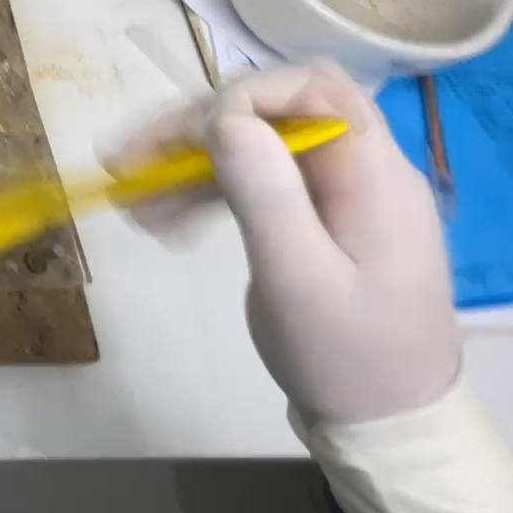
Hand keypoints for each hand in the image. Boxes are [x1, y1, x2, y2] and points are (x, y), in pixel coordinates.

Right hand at [113, 62, 459, 424]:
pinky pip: (245, 181)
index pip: (313, 89)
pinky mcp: (307, 215)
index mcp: (372, 175)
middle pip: (266, 113)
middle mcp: (355, 169)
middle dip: (190, 131)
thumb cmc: (347, 354)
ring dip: (183, 163)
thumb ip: (266, 194)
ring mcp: (330, 192)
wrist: (386, 423)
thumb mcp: (299, 279)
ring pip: (246, 145)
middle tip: (126, 164)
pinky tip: (162, 221)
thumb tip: (223, 115)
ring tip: (131, 200)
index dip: (244, 95)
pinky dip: (198, 191)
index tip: (188, 138)